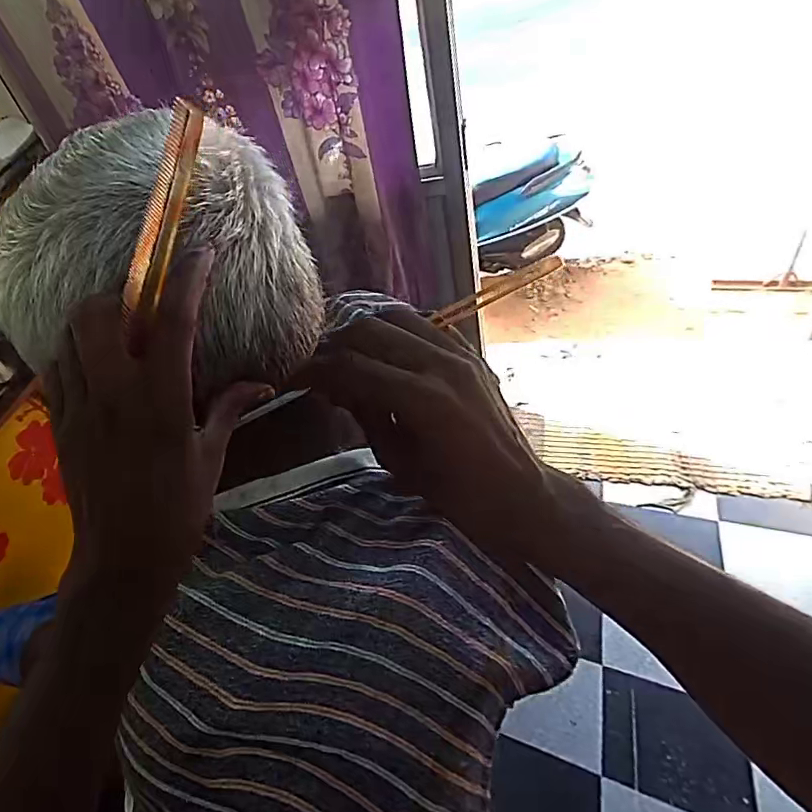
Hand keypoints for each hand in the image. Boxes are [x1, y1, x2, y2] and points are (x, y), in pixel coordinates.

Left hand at [43, 250, 269, 643]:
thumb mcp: (210, 458)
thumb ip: (228, 409)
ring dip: (92, 322)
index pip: (173, 321)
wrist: (122, 561)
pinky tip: (92, 367)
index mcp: (161, 400)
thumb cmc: (176, 513)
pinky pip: (55, 369)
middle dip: (118, 294)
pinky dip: (71, 354)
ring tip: (116, 333)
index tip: (201, 252)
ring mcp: (79, 407)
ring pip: (68, 336)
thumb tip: (261, 383)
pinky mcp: (58, 424)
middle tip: (140, 307)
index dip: (188, 278)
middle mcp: (114, 393)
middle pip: (96, 313)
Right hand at [296, 308, 597, 570]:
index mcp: (422, 399)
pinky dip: (393, 332)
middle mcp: (441, 364)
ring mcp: (459, 353)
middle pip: (367, 330)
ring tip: (346, 355)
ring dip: (361, 332)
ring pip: (393, 317)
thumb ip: (365, 413)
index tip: (292, 379)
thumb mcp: (396, 459)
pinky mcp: (469, 352)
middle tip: (316, 369)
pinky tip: (381, 353)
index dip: (313, 370)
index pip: (350, 367)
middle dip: (332, 346)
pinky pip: (422, 324)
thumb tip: (332, 385)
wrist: (518, 493)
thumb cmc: (454, 492)